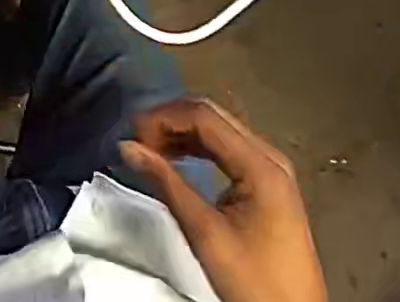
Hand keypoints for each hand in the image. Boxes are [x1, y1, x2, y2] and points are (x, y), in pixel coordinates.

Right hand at [121, 99, 325, 301]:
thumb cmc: (254, 284)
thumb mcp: (205, 234)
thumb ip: (166, 183)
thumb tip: (128, 147)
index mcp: (260, 165)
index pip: (204, 118)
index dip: (164, 118)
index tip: (132, 133)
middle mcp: (268, 156)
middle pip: (212, 116)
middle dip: (170, 120)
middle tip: (137, 138)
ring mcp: (271, 167)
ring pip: (218, 128)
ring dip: (181, 131)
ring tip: (149, 147)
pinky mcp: (267, 181)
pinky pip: (226, 147)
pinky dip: (197, 145)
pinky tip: (174, 156)